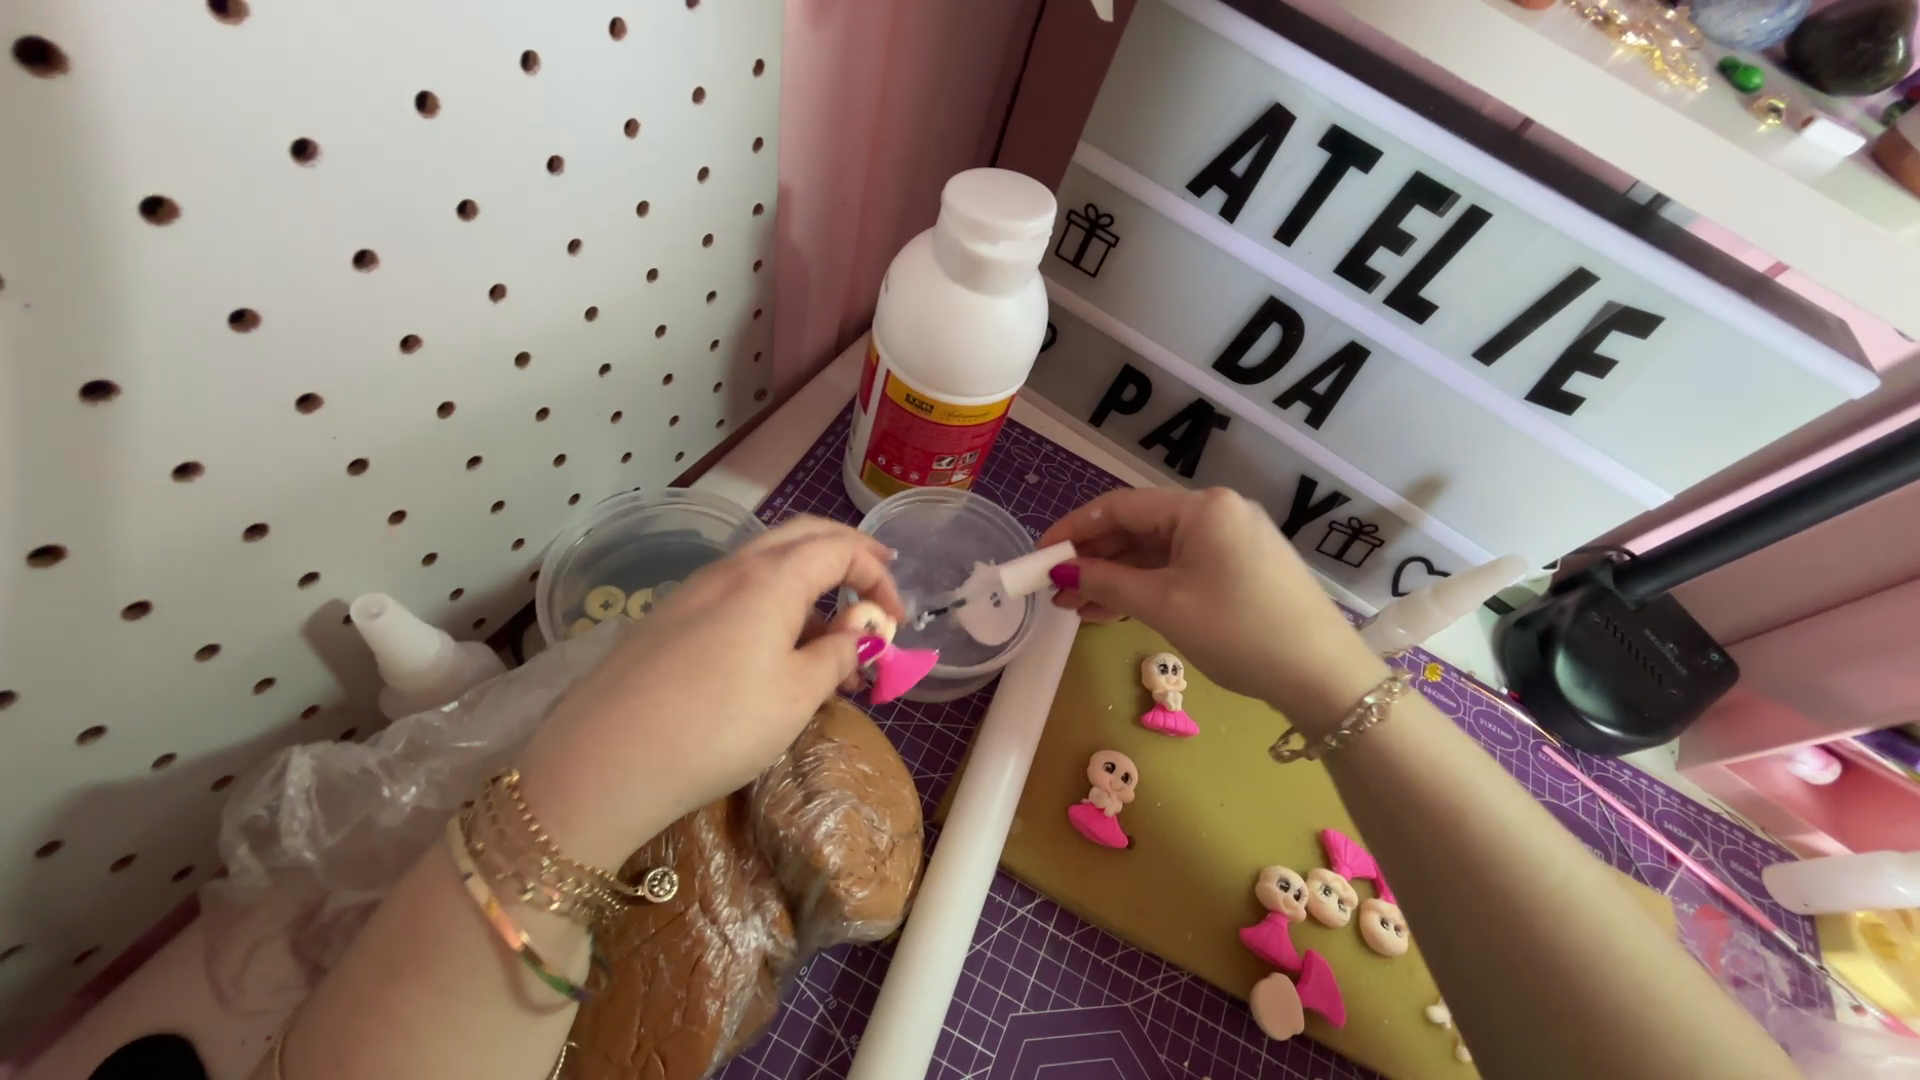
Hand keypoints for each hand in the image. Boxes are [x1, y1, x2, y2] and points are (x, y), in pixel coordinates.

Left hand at [513, 517, 903, 867]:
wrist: (602, 764)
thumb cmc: (718, 726)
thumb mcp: (797, 695)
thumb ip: (838, 657)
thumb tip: (857, 638)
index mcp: (770, 578)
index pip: (840, 550)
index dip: (878, 576)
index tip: (899, 619)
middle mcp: (731, 570)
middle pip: (801, 538)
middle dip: (846, 553)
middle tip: (877, 577)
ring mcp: (693, 593)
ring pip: (767, 567)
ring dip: (810, 588)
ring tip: (834, 642)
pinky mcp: (669, 622)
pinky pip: (737, 596)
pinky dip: (774, 608)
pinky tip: (779, 654)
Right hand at [1041, 488, 1385, 731]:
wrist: (1323, 676)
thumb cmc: (1239, 631)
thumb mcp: (1164, 605)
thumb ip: (1106, 581)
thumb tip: (1061, 570)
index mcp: (1201, 508)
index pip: (1120, 506)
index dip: (1074, 529)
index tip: (1039, 554)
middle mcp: (1216, 513)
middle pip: (1137, 528)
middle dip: (1093, 559)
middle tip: (1054, 589)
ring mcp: (1230, 542)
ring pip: (1155, 553)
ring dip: (1114, 578)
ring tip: (1073, 607)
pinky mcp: (1238, 569)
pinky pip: (1178, 569)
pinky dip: (1144, 588)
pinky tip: (1111, 610)